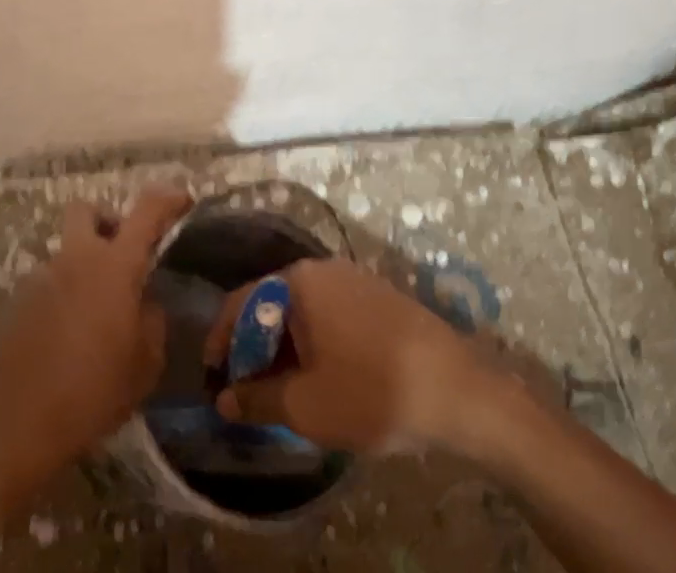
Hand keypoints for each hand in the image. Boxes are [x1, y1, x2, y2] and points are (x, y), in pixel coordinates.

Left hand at [0, 187, 190, 500]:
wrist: (6, 427)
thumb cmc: (89, 395)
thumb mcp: (144, 367)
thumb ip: (151, 323)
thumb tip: (145, 304)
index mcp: (113, 267)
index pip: (146, 212)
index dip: (168, 200)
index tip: (183, 202)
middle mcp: (72, 261)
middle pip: (88, 212)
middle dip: (109, 222)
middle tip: (125, 256)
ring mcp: (36, 280)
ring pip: (66, 255)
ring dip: (85, 271)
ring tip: (99, 321)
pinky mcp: (12, 305)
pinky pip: (46, 288)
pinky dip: (63, 300)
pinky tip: (69, 343)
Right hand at [203, 258, 478, 451]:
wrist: (462, 394)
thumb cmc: (370, 393)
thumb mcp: (303, 406)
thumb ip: (255, 399)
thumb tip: (225, 398)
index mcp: (298, 283)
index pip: (239, 305)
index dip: (219, 343)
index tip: (214, 380)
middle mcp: (325, 269)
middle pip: (271, 305)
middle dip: (254, 349)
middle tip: (248, 391)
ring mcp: (358, 280)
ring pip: (304, 311)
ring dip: (286, 348)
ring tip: (284, 391)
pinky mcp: (384, 298)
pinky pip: (333, 315)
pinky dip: (316, 343)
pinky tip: (324, 378)